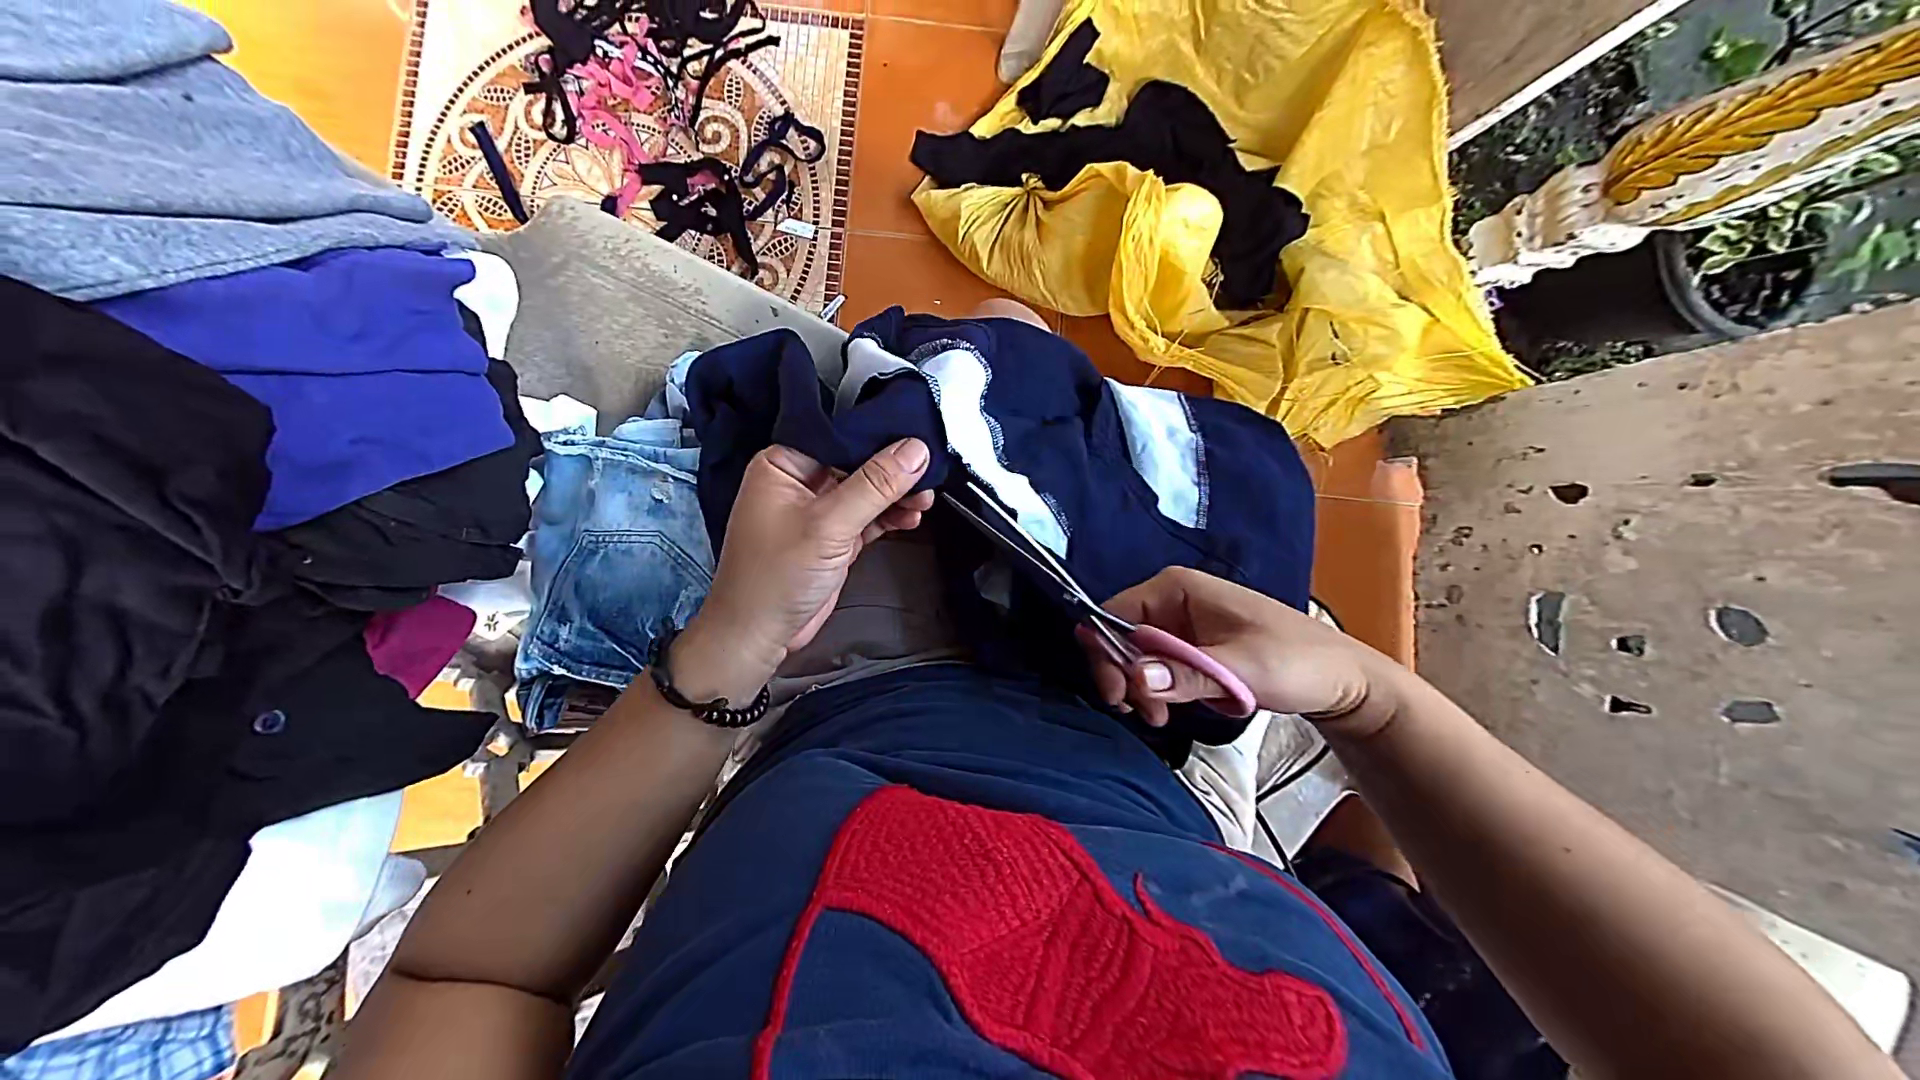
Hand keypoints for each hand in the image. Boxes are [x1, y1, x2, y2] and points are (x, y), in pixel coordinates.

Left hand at [671, 439, 933, 701]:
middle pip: (857, 462)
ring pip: (868, 491)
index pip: (838, 435)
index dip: (877, 436)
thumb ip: (874, 485)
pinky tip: (910, 517)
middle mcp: (799, 482)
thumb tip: (913, 451)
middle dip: (894, 470)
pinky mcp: (833, 537)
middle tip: (926, 474)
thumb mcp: (828, 525)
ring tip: (923, 500)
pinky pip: (869, 517)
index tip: (915, 439)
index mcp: (783, 465)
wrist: (760, 634)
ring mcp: (818, 511)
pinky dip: (890, 516)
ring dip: (897, 495)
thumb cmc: (771, 579)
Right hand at [1081, 567, 1409, 738]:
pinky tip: (1167, 711)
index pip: (1111, 614)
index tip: (1119, 695)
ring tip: (1160, 717)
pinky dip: (1154, 691)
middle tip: (1142, 712)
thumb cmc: (1297, 663)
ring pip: (1133, 655)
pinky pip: (1154, 666)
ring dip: (1137, 689)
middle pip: (1118, 636)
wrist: (1342, 681)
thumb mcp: (1241, 670)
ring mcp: (1179, 623)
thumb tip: (1135, 678)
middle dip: (1122, 676)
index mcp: (1175, 588)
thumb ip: (1185, 674)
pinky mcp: (1189, 647)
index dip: (1105, 654)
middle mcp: (1170, 600)